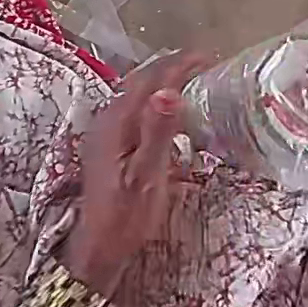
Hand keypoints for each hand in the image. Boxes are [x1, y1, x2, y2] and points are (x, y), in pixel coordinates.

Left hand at [63, 52, 207, 292]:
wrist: (98, 247)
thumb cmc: (127, 216)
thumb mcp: (148, 176)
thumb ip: (158, 132)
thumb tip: (169, 91)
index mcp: (118, 121)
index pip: (152, 79)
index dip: (180, 64)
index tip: (209, 58)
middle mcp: (109, 117)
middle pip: (143, 79)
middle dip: (175, 67)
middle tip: (208, 65)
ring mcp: (107, 128)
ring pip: (138, 90)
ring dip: (166, 79)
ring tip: (195, 79)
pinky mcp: (111, 140)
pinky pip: (136, 104)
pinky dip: (157, 96)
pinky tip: (172, 107)